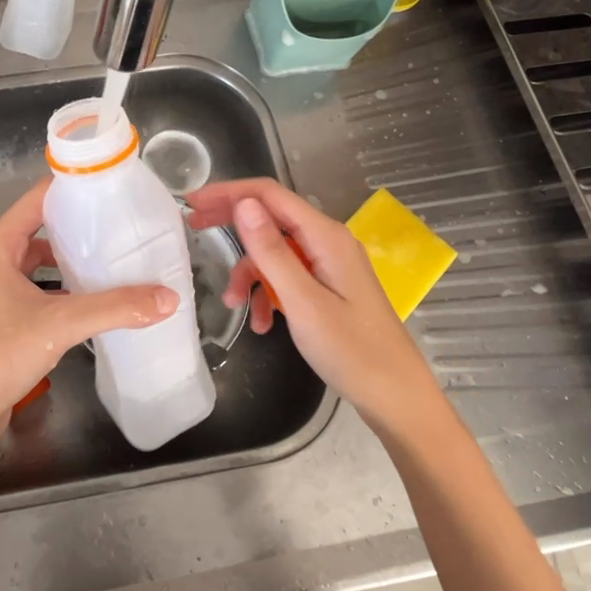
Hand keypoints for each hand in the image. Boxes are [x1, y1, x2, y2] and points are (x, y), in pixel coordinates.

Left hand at [0, 178, 180, 444]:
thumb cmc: (1, 355)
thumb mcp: (61, 324)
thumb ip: (115, 308)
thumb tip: (168, 297)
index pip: (38, 198)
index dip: (72, 187)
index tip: (109, 184)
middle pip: (41, 228)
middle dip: (78, 226)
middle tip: (120, 224)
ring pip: (39, 260)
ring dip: (70, 260)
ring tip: (112, 258)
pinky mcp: (1, 314)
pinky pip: (37, 286)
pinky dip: (62, 286)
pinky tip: (92, 298)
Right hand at [185, 179, 434, 428]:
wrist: (397, 397)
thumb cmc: (352, 351)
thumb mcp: (302, 302)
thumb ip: (271, 251)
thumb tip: (243, 203)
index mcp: (325, 236)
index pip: (269, 195)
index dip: (229, 193)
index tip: (193, 202)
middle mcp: (328, 241)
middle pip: (271, 216)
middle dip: (232, 223)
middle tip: (193, 228)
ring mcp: (330, 264)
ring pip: (276, 251)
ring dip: (250, 273)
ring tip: (234, 305)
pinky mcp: (329, 286)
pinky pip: (289, 276)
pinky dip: (269, 293)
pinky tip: (264, 323)